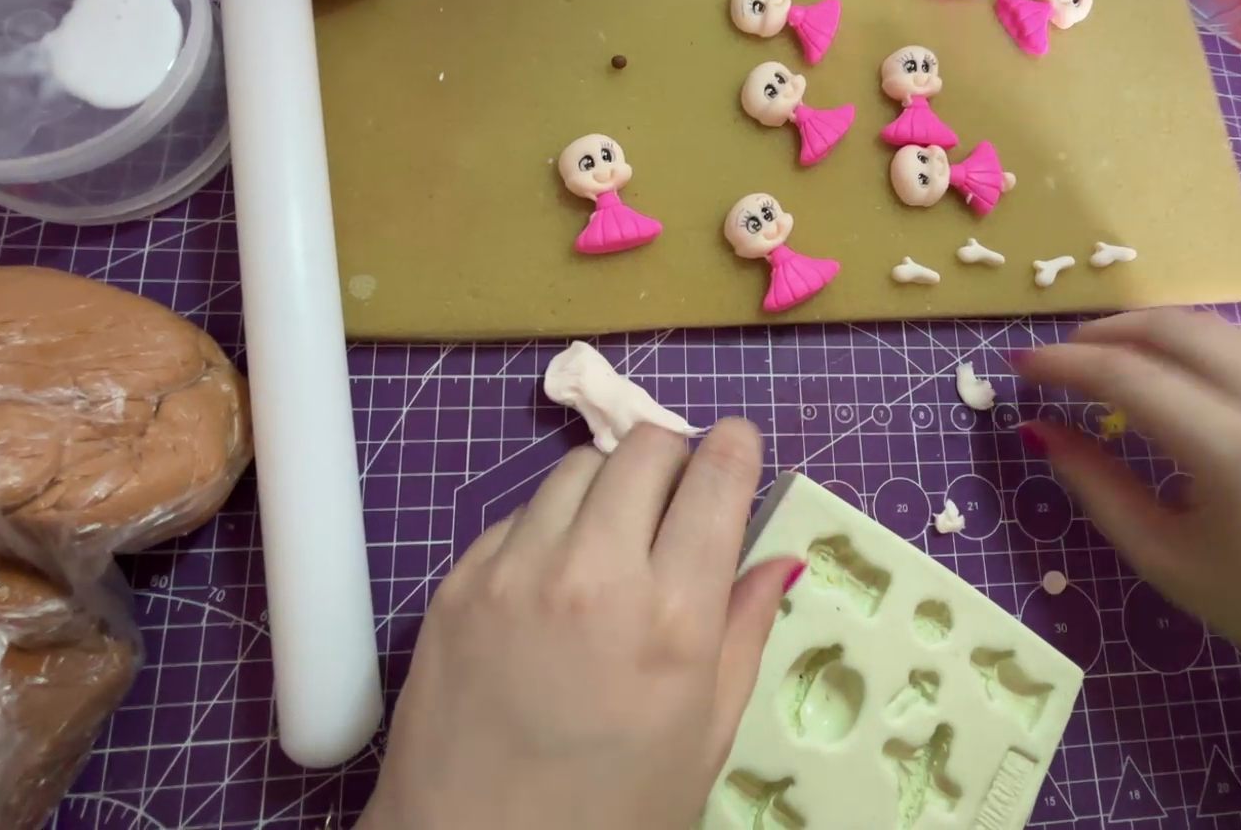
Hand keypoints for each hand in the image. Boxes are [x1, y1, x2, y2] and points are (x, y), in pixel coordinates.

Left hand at [360, 420, 801, 829]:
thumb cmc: (611, 812)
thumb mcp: (704, 733)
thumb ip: (746, 629)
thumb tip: (780, 557)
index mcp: (672, 616)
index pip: (717, 477)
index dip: (735, 447)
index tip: (736, 448)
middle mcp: (594, 572)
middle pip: (645, 447)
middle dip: (673, 459)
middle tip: (673, 502)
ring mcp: (517, 569)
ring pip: (580, 465)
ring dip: (610, 485)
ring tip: (610, 537)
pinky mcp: (460, 578)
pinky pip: (521, 514)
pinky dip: (550, 526)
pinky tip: (550, 581)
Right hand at [1017, 309, 1240, 698]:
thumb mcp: (1165, 558)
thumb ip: (1094, 484)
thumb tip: (1040, 429)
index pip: (1130, 376)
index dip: (1063, 363)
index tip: (1021, 364)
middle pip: (1177, 328)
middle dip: (1105, 331)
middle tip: (1062, 356)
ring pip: (1220, 330)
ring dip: (1152, 335)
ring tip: (1110, 363)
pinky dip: (1198, 353)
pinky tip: (1177, 385)